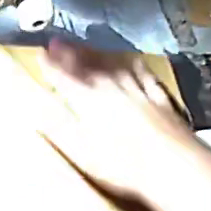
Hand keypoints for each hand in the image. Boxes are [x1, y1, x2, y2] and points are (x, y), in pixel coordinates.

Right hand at [34, 39, 210, 210]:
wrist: (175, 168)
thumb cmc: (124, 167)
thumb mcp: (82, 152)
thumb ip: (58, 128)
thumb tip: (36, 112)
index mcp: (90, 101)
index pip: (65, 78)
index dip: (51, 66)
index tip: (41, 54)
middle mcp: (113, 89)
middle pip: (89, 66)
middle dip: (71, 54)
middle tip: (59, 42)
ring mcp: (139, 92)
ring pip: (114, 65)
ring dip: (98, 54)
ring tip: (87, 46)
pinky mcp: (161, 100)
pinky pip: (144, 75)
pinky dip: (134, 65)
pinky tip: (133, 60)